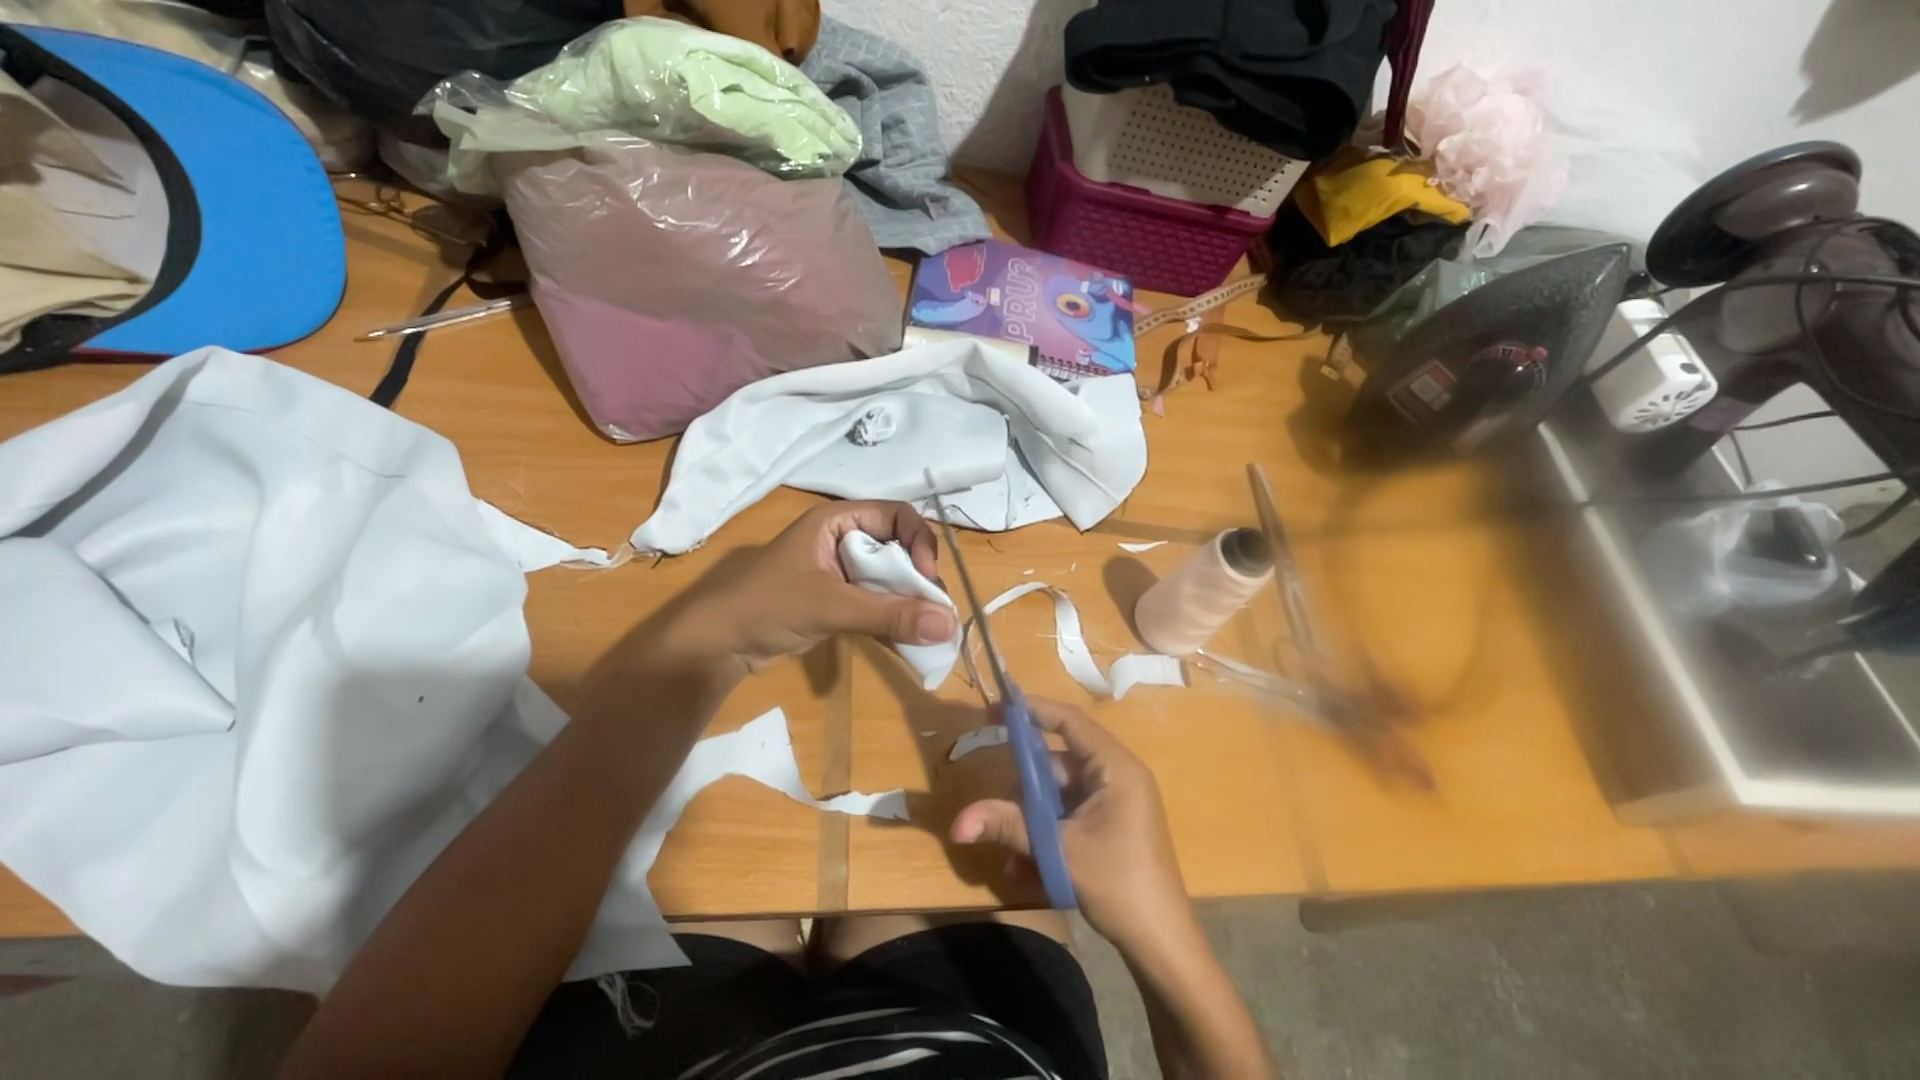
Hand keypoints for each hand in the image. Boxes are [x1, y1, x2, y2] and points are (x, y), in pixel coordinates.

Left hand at [639, 500, 957, 678]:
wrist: (716, 644)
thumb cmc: (766, 607)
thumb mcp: (830, 606)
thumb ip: (889, 614)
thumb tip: (949, 624)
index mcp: (835, 521)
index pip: (896, 515)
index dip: (918, 541)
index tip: (925, 577)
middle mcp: (841, 540)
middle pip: (897, 548)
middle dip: (918, 578)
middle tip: (932, 611)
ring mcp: (838, 572)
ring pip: (889, 578)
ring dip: (909, 601)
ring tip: (928, 630)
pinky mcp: (836, 601)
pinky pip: (876, 602)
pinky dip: (893, 618)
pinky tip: (910, 641)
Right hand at [950, 698, 1193, 953]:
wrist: (1160, 940)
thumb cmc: (1118, 883)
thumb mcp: (1059, 851)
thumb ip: (1008, 826)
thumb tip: (958, 822)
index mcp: (1116, 769)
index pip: (1070, 722)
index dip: (1032, 711)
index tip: (995, 709)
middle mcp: (1116, 777)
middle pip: (1056, 764)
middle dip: (1023, 790)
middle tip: (993, 813)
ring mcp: (1113, 803)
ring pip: (1057, 795)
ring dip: (1030, 822)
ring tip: (1011, 859)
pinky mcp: (1108, 826)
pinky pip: (1067, 817)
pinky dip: (1045, 836)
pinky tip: (1025, 870)